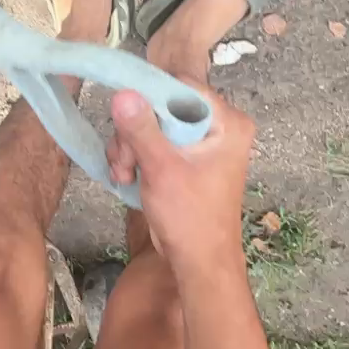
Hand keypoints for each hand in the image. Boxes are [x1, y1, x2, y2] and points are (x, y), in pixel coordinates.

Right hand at [107, 86, 254, 266]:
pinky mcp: (184, 160)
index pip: (182, 86)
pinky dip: (135, 158)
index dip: (148, 95)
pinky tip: (128, 178)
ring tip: (125, 175)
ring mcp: (200, 144)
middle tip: (125, 161)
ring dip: (129, 149)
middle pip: (161, 106)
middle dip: (134, 133)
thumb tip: (122, 93)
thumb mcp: (161, 169)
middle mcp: (217, 127)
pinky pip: (151, 143)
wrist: (198, 261)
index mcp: (227, 123)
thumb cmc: (189, 217)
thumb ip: (141, 129)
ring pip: (151, 126)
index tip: (121, 111)